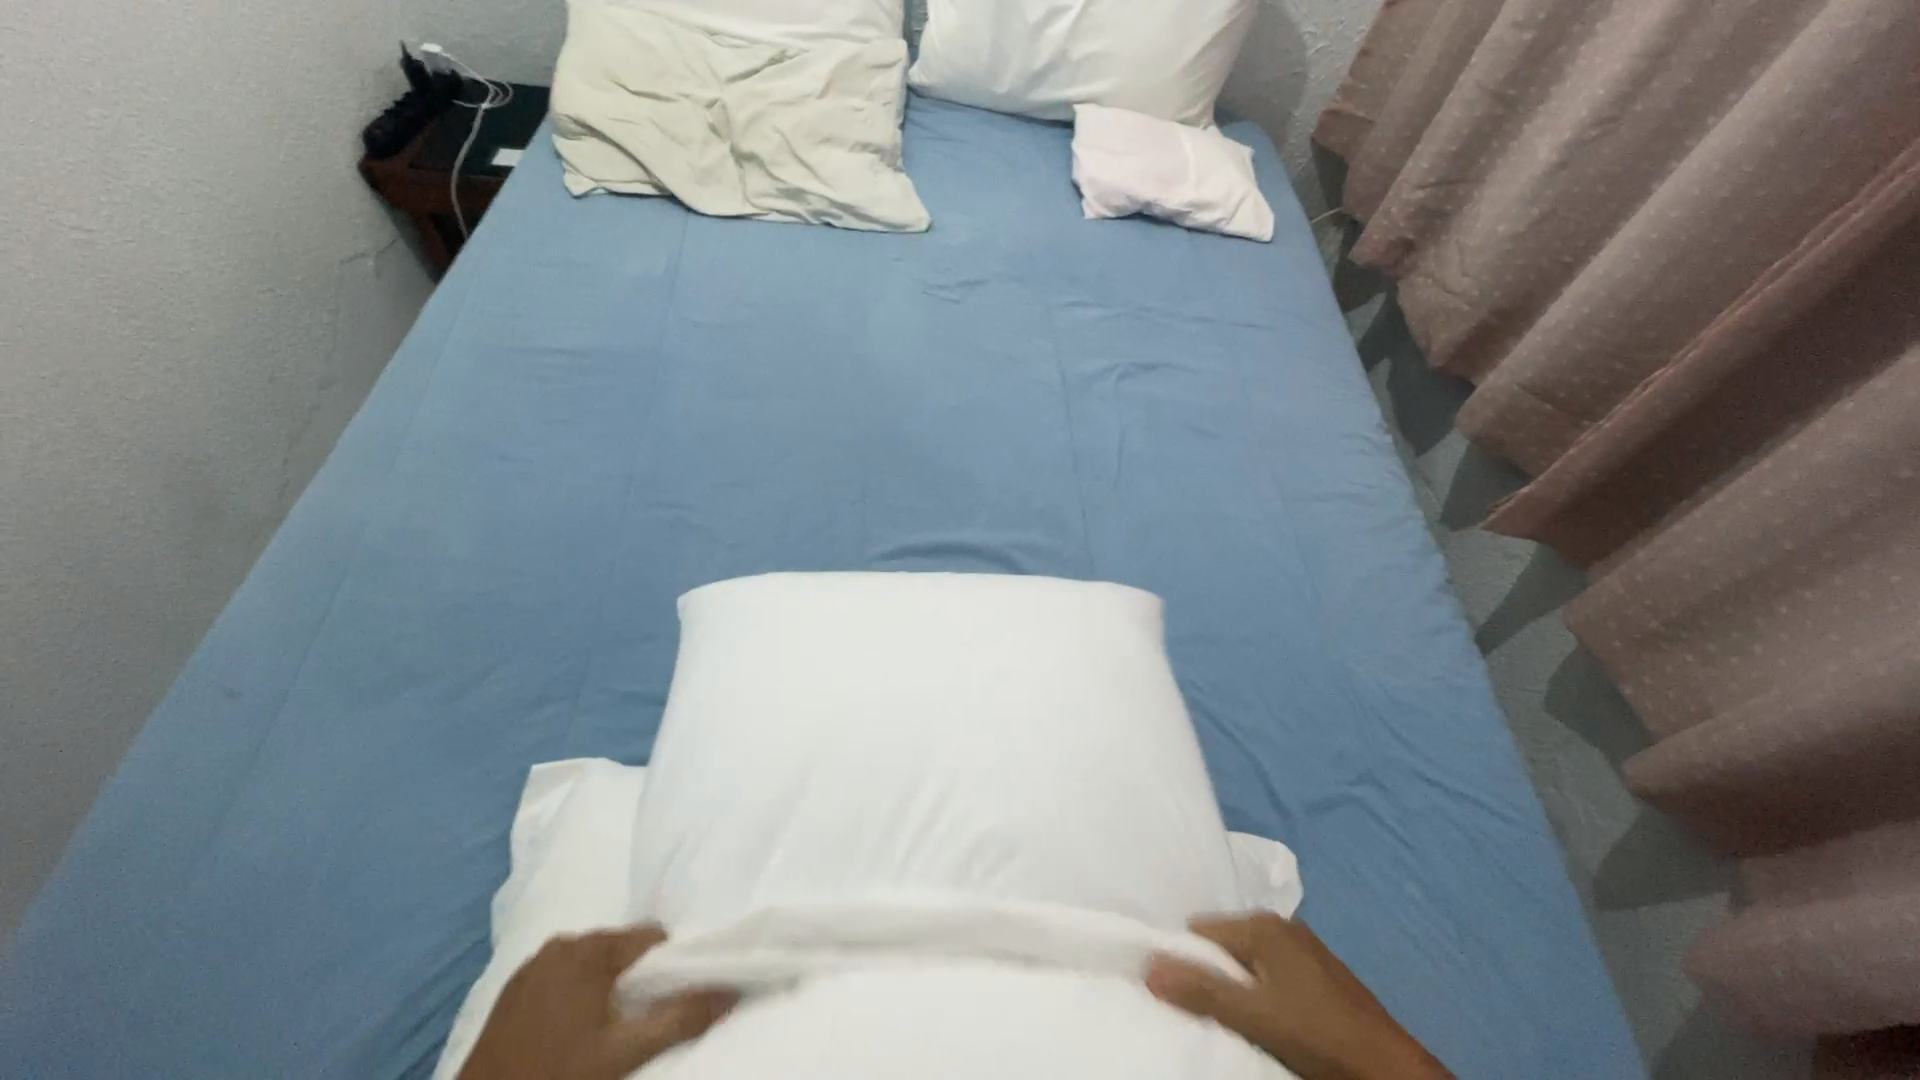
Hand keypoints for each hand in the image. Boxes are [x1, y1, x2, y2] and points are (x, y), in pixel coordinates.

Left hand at [460, 926, 735, 1079]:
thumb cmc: (556, 1078)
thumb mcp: (624, 1054)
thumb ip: (681, 1018)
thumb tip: (733, 990)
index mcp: (590, 949)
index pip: (653, 938)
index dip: (668, 969)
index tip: (667, 1006)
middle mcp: (562, 943)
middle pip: (623, 949)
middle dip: (637, 980)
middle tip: (636, 1027)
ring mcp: (533, 965)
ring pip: (593, 963)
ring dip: (607, 989)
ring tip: (604, 1035)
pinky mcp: (513, 989)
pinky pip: (564, 977)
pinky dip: (577, 996)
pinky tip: (571, 1035)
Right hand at [1146, 913, 1452, 1079]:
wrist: (1391, 1071)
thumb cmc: (1319, 1036)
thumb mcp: (1254, 1017)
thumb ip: (1201, 990)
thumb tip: (1147, 966)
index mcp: (1263, 925)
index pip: (1199, 930)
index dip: (1183, 959)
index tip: (1175, 993)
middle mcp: (1281, 926)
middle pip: (1223, 944)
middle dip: (1209, 975)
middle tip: (1206, 1011)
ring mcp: (1303, 950)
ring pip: (1246, 962)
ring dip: (1235, 989)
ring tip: (1235, 1021)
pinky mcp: (1318, 974)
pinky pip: (1269, 974)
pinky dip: (1259, 994)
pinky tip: (1265, 1023)